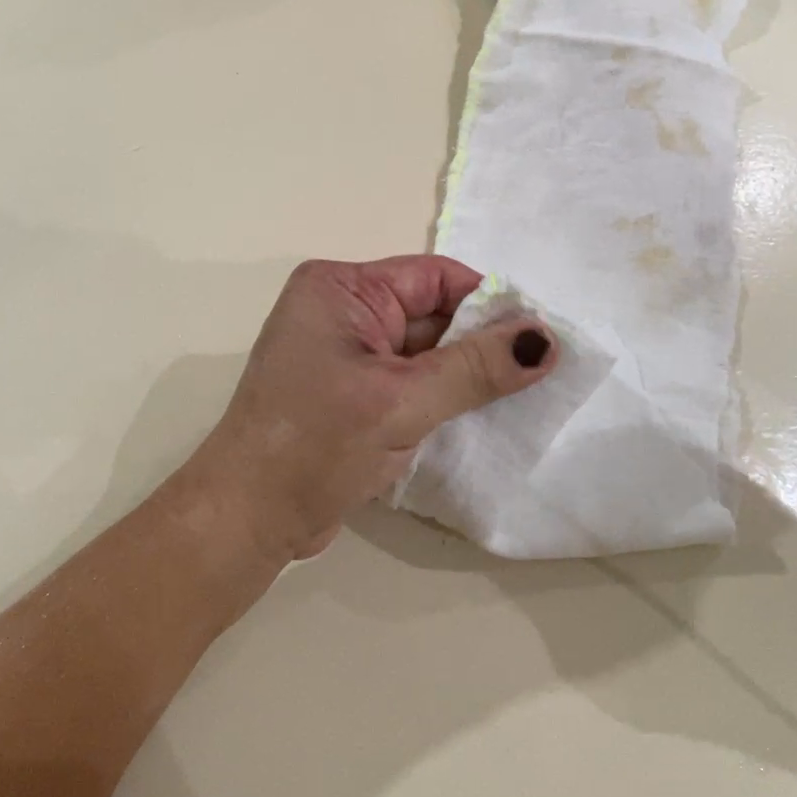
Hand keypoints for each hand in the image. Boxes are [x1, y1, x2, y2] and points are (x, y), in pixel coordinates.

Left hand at [181, 255, 554, 561]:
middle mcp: (340, 313)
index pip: (433, 278)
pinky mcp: (349, 398)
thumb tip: (547, 340)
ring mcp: (343, 357)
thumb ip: (476, 367)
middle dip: (481, 344)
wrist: (249, 517)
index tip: (544, 338)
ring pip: (424, 355)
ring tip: (525, 398)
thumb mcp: (402, 401)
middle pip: (432, 315)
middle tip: (545, 372)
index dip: (489, 305)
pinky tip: (481, 418)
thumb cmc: (316, 446)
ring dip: (465, 377)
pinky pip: (408, 384)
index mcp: (340, 290)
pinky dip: (441, 399)